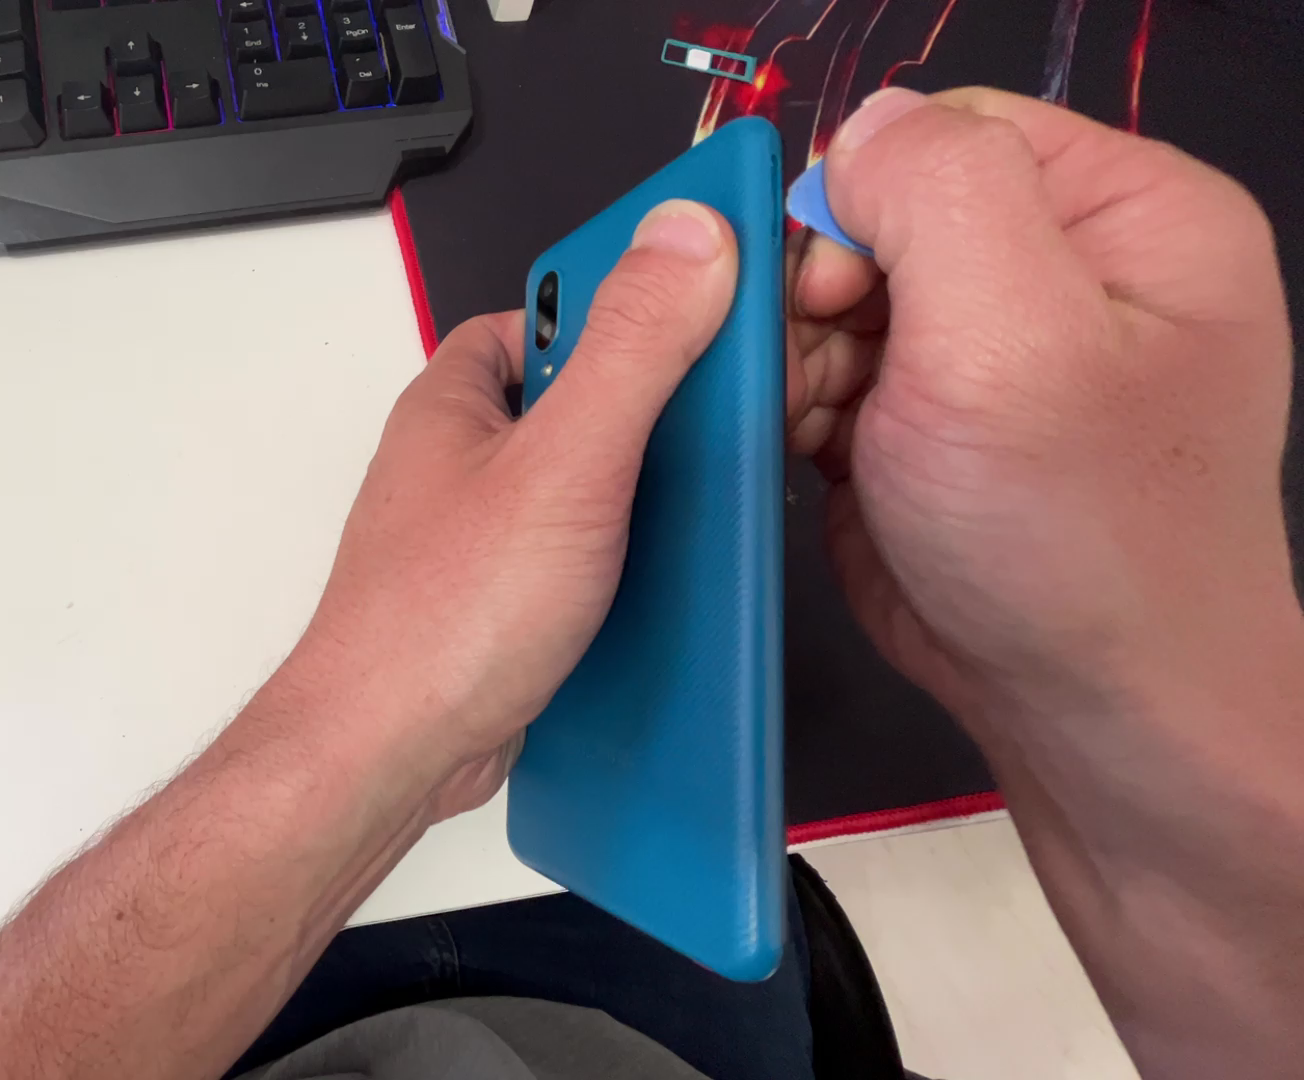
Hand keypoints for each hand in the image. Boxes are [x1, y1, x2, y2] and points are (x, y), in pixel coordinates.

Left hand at [277, 200, 738, 820]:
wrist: (388, 748)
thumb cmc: (443, 614)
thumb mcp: (561, 465)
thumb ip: (628, 351)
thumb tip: (685, 237)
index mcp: (452, 404)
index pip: (532, 318)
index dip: (610, 307)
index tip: (685, 316)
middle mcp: (455, 462)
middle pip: (566, 401)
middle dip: (642, 410)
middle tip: (719, 425)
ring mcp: (473, 531)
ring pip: (573, 483)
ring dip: (637, 492)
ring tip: (708, 506)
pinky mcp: (494, 593)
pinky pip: (568, 551)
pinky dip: (616, 556)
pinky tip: (662, 575)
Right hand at [786, 87, 1298, 728]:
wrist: (1065, 684)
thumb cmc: (1065, 523)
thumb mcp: (1015, 338)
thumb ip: (943, 198)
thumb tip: (863, 128)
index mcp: (1109, 220)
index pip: (945, 140)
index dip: (862, 203)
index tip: (836, 297)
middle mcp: (1034, 280)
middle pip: (868, 229)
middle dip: (818, 300)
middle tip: (824, 377)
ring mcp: (956, 359)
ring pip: (824, 310)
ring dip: (795, 363)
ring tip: (817, 426)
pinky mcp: (895, 422)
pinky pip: (812, 376)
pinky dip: (791, 407)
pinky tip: (809, 447)